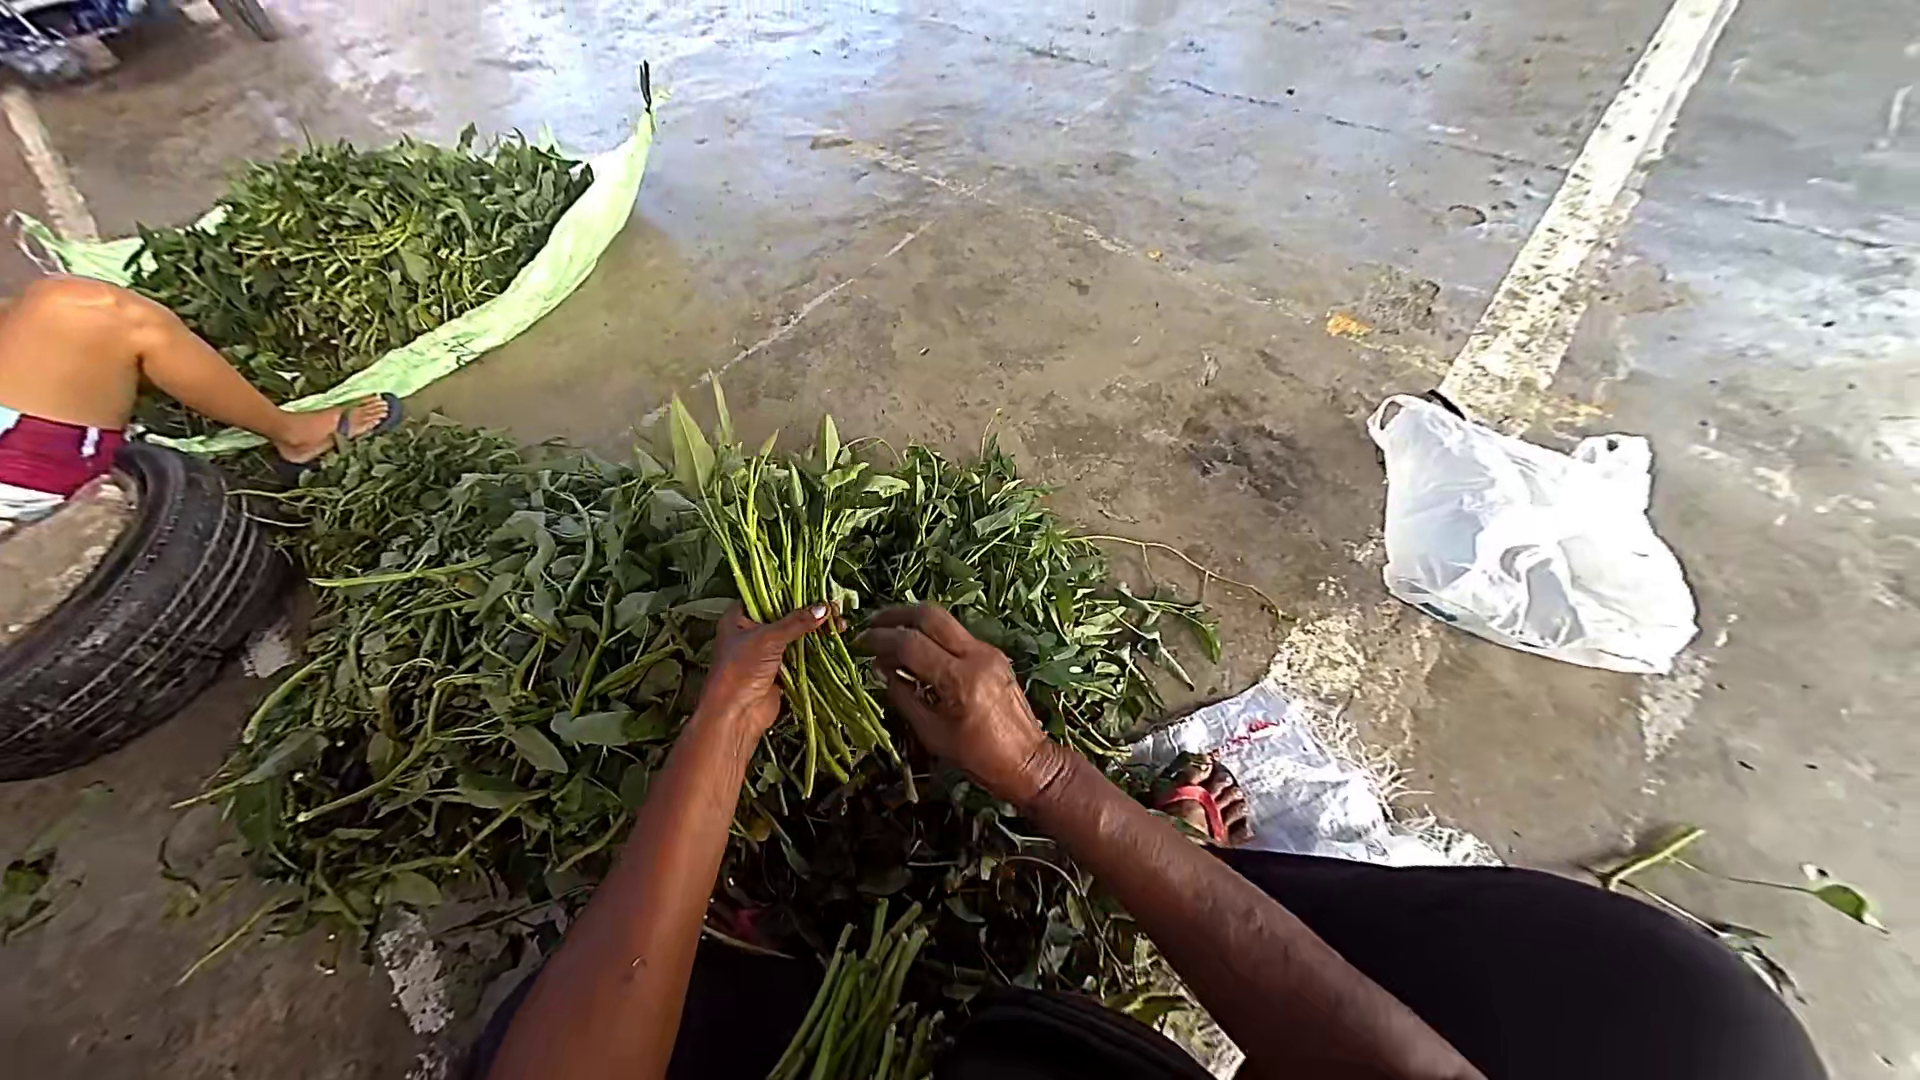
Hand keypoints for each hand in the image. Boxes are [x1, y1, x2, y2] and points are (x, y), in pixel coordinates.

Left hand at [697, 602, 831, 738]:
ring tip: (839, 623)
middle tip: (834, 607)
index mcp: (740, 618)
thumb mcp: (767, 639)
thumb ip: (796, 622)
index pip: (768, 594)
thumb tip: (823, 608)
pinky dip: (817, 647)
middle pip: (786, 615)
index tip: (816, 586)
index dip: (791, 589)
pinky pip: (802, 653)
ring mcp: (767, 651)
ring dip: (817, 629)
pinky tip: (834, 639)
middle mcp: (753, 631)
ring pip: (797, 634)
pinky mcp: (781, 669)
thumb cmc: (740, 671)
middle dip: (811, 611)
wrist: (734, 716)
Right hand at [857, 606, 1072, 805]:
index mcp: (960, 680)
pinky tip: (915, 648)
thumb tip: (880, 668)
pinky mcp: (993, 653)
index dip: (880, 640)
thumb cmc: (978, 758)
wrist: (1028, 761)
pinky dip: (931, 635)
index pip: (911, 644)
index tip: (860, 643)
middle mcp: (976, 655)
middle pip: (930, 615)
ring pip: (944, 620)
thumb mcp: (932, 733)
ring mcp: (988, 651)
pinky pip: (955, 634)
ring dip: (913, 621)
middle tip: (871, 624)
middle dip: (895, 614)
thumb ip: (904, 696)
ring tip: (888, 632)